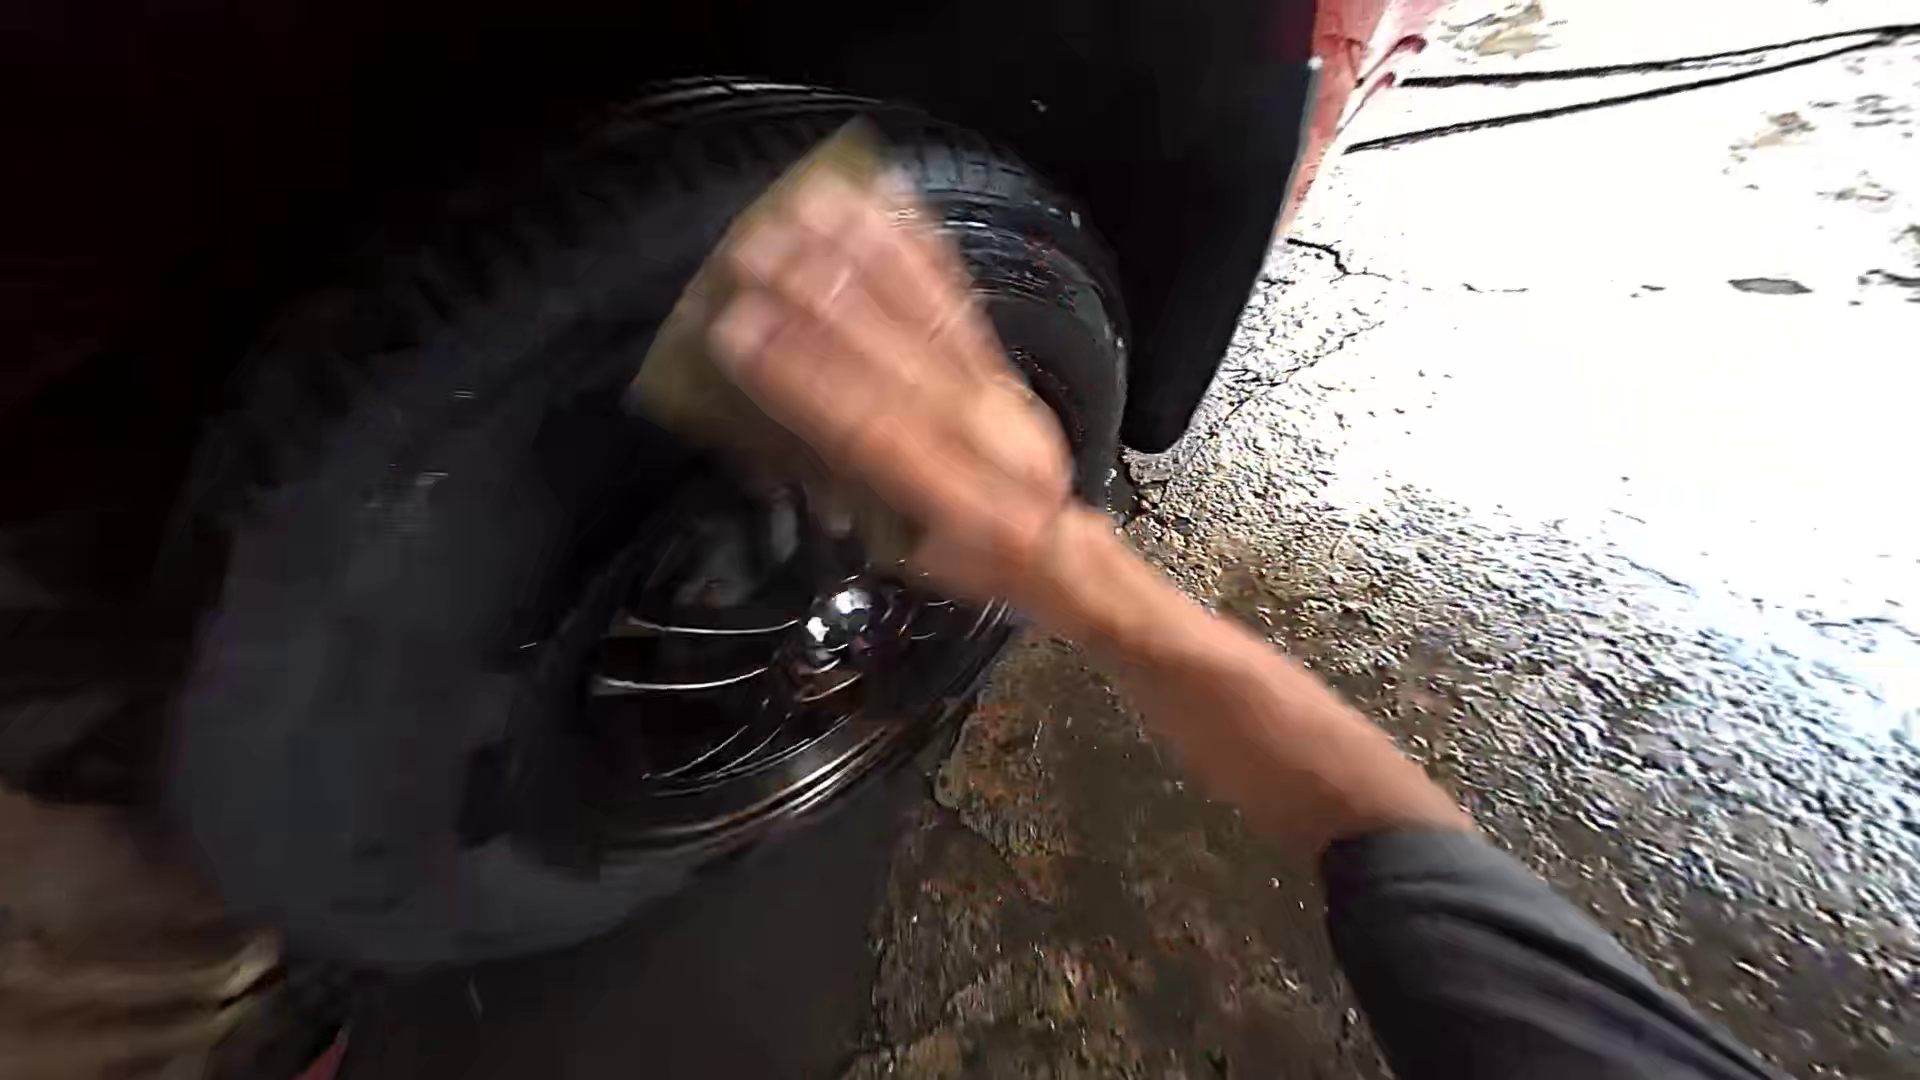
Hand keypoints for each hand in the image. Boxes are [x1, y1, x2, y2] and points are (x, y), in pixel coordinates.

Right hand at [710, 170, 1084, 605]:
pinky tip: (892, 207)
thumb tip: (791, 447)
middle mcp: (977, 433)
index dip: (800, 378)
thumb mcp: (910, 555)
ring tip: (813, 209)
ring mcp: (993, 391)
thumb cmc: (976, 561)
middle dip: (821, 302)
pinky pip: (960, 303)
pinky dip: (923, 251)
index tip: (740, 332)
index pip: (865, 426)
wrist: (1051, 539)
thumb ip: (855, 499)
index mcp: (952, 494)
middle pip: (894, 357)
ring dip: (868, 257)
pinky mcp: (1000, 366)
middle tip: (758, 253)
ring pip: (926, 316)